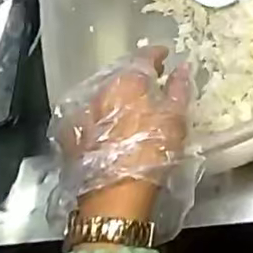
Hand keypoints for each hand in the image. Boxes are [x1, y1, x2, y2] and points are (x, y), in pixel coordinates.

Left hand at [54, 46, 190, 220]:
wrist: (113, 198)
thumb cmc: (151, 151)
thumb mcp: (175, 118)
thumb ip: (179, 88)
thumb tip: (182, 67)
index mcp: (127, 81)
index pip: (143, 57)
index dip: (156, 54)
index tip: (166, 56)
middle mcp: (100, 90)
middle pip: (121, 73)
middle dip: (137, 74)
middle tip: (153, 80)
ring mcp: (82, 112)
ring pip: (104, 93)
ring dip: (119, 94)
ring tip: (134, 104)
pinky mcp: (71, 136)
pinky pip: (90, 114)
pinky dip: (102, 113)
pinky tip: (112, 123)